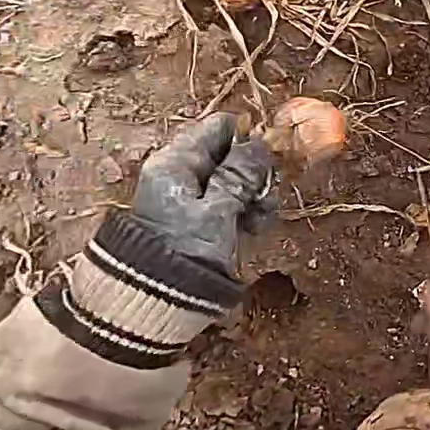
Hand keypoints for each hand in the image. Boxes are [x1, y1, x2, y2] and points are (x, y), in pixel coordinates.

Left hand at [132, 113, 273, 273]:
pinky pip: (237, 203)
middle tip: (264, 192)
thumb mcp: (218, 208)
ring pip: (239, 180)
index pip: (219, 128)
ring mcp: (197, 198)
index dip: (248, 137)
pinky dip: (250, 211)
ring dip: (257, 194)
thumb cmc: (186, 249)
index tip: (269, 155)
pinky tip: (254, 227)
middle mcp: (185, 175)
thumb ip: (241, 173)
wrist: (161, 301)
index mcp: (177, 163)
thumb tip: (260, 141)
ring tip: (259, 216)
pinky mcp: (208, 220)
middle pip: (233, 154)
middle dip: (256, 171)